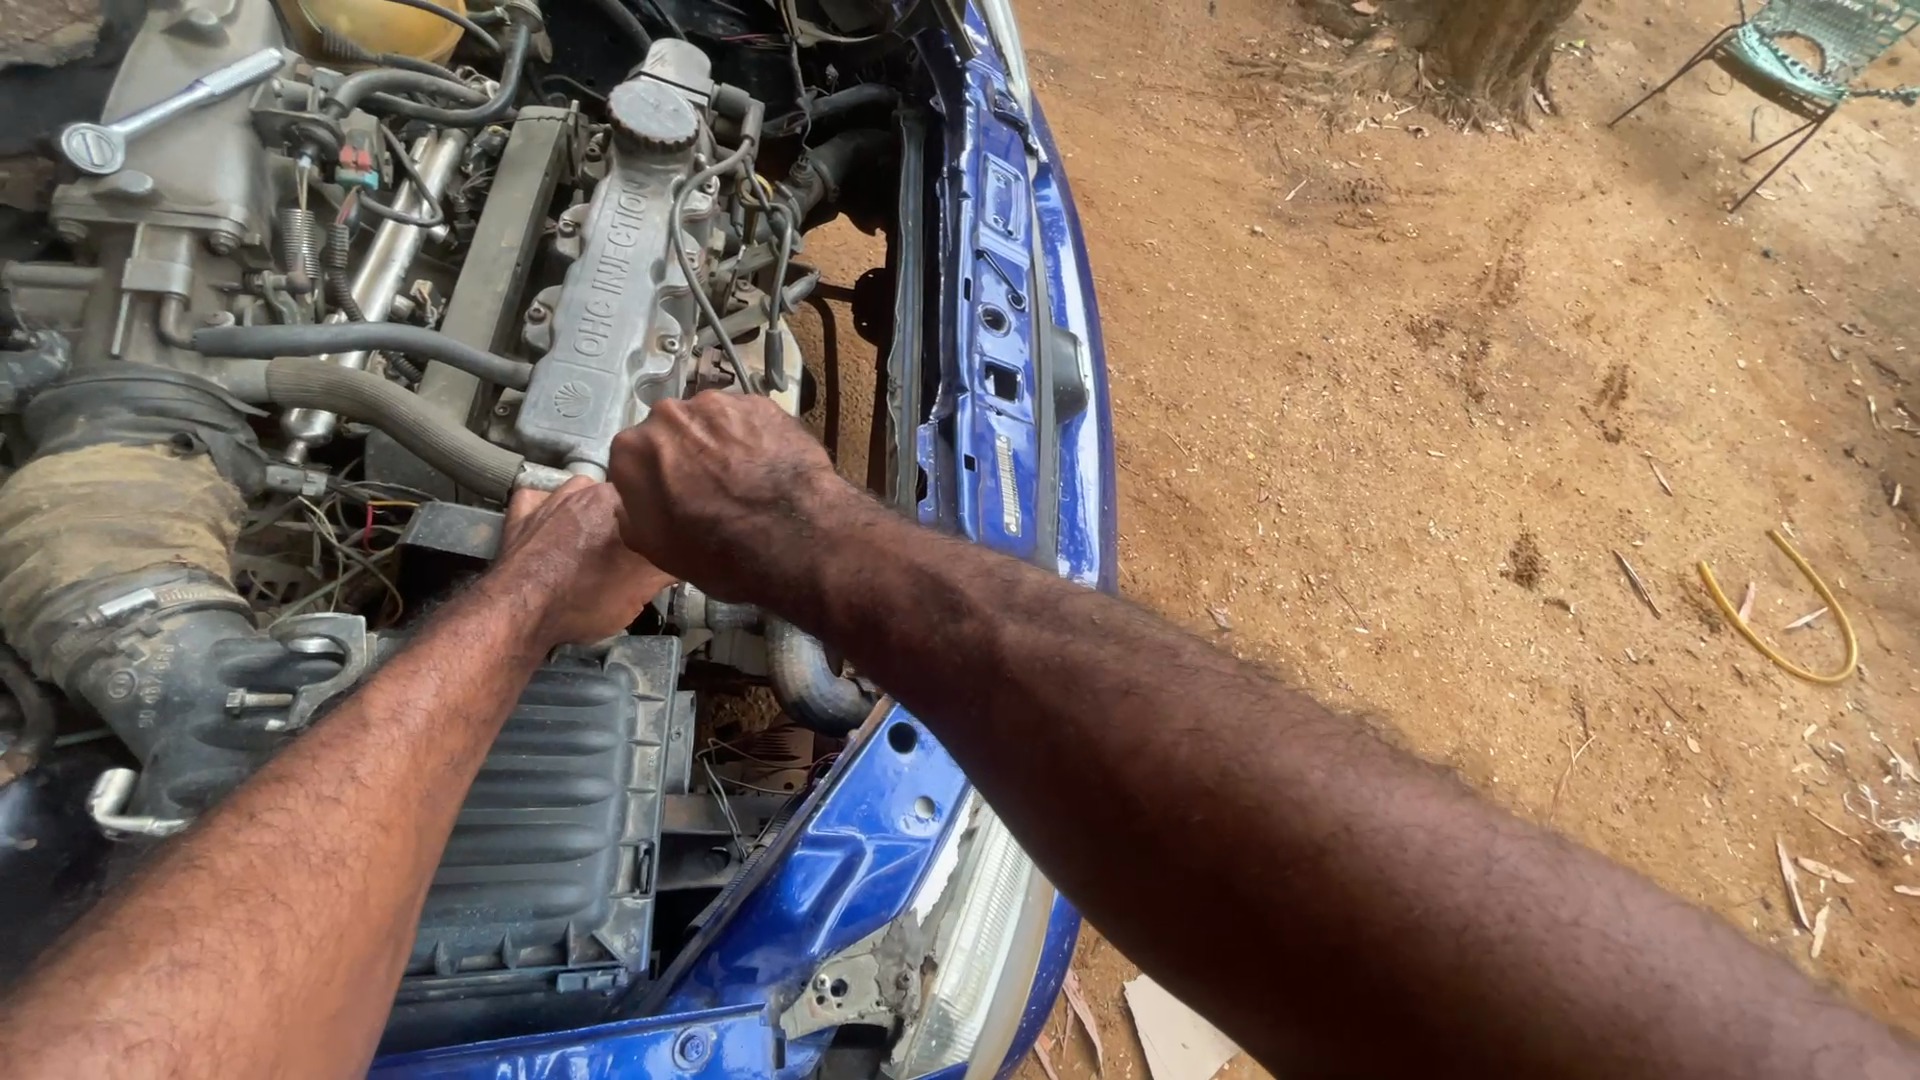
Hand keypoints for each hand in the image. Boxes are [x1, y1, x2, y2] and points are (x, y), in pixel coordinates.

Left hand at [490, 476, 673, 646]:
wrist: (519, 612)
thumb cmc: (588, 597)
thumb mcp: (646, 588)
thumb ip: (672, 564)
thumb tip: (690, 555)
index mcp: (623, 500)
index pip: (657, 500)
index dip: (666, 522)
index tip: (667, 542)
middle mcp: (588, 489)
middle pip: (622, 497)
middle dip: (631, 517)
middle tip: (636, 550)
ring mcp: (550, 499)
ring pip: (583, 493)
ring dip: (592, 509)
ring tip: (596, 540)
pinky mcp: (519, 516)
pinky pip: (540, 500)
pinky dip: (549, 510)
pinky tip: (555, 528)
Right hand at [606, 392, 864, 604]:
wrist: (794, 540)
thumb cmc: (719, 553)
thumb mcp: (657, 550)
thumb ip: (633, 515)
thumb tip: (632, 503)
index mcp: (632, 449)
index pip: (636, 458)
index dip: (658, 479)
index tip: (676, 496)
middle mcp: (669, 415)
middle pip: (675, 432)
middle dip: (690, 454)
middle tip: (716, 486)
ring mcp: (719, 405)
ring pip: (714, 422)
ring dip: (725, 443)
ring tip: (749, 478)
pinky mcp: (762, 404)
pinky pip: (751, 420)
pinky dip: (758, 438)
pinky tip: (772, 466)